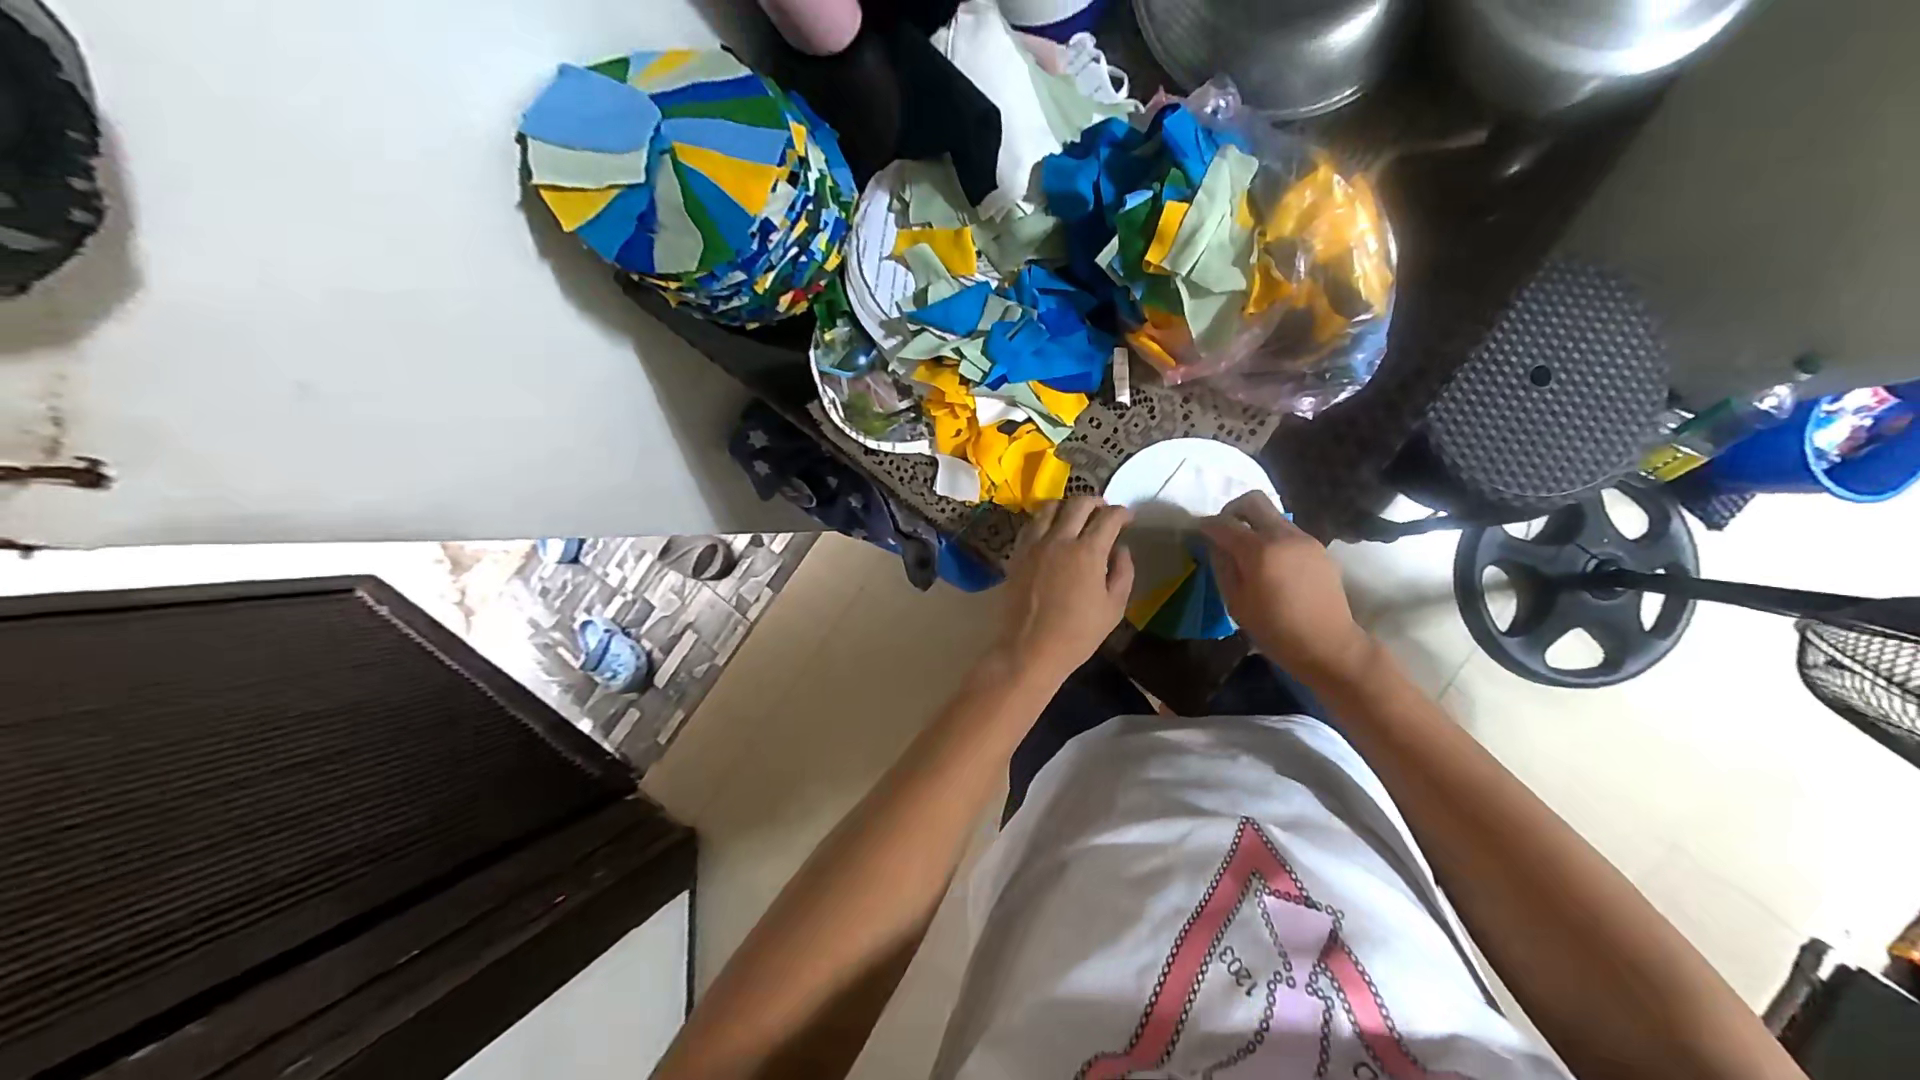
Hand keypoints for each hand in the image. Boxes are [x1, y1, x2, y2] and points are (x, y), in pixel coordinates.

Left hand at [995, 496, 1134, 683]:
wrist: (1029, 649)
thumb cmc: (1077, 634)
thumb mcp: (1113, 608)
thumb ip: (1123, 572)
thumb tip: (1120, 548)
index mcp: (1088, 552)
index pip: (1109, 517)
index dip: (1122, 513)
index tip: (1128, 518)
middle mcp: (1059, 539)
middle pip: (1078, 503)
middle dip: (1096, 502)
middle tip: (1104, 512)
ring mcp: (1034, 544)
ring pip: (1049, 507)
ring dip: (1067, 506)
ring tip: (1076, 517)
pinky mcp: (1016, 554)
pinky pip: (1030, 525)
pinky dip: (1044, 520)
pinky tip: (1051, 531)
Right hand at [1201, 492, 1372, 684]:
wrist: (1328, 645)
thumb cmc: (1275, 629)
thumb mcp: (1236, 602)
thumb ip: (1222, 566)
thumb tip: (1215, 545)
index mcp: (1259, 551)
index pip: (1224, 523)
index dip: (1207, 525)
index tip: (1198, 532)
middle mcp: (1283, 536)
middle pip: (1253, 501)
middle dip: (1232, 510)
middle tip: (1224, 531)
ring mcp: (1305, 540)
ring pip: (1273, 515)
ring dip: (1254, 524)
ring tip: (1247, 551)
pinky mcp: (1318, 548)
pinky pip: (1288, 532)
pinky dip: (1272, 538)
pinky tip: (1271, 564)